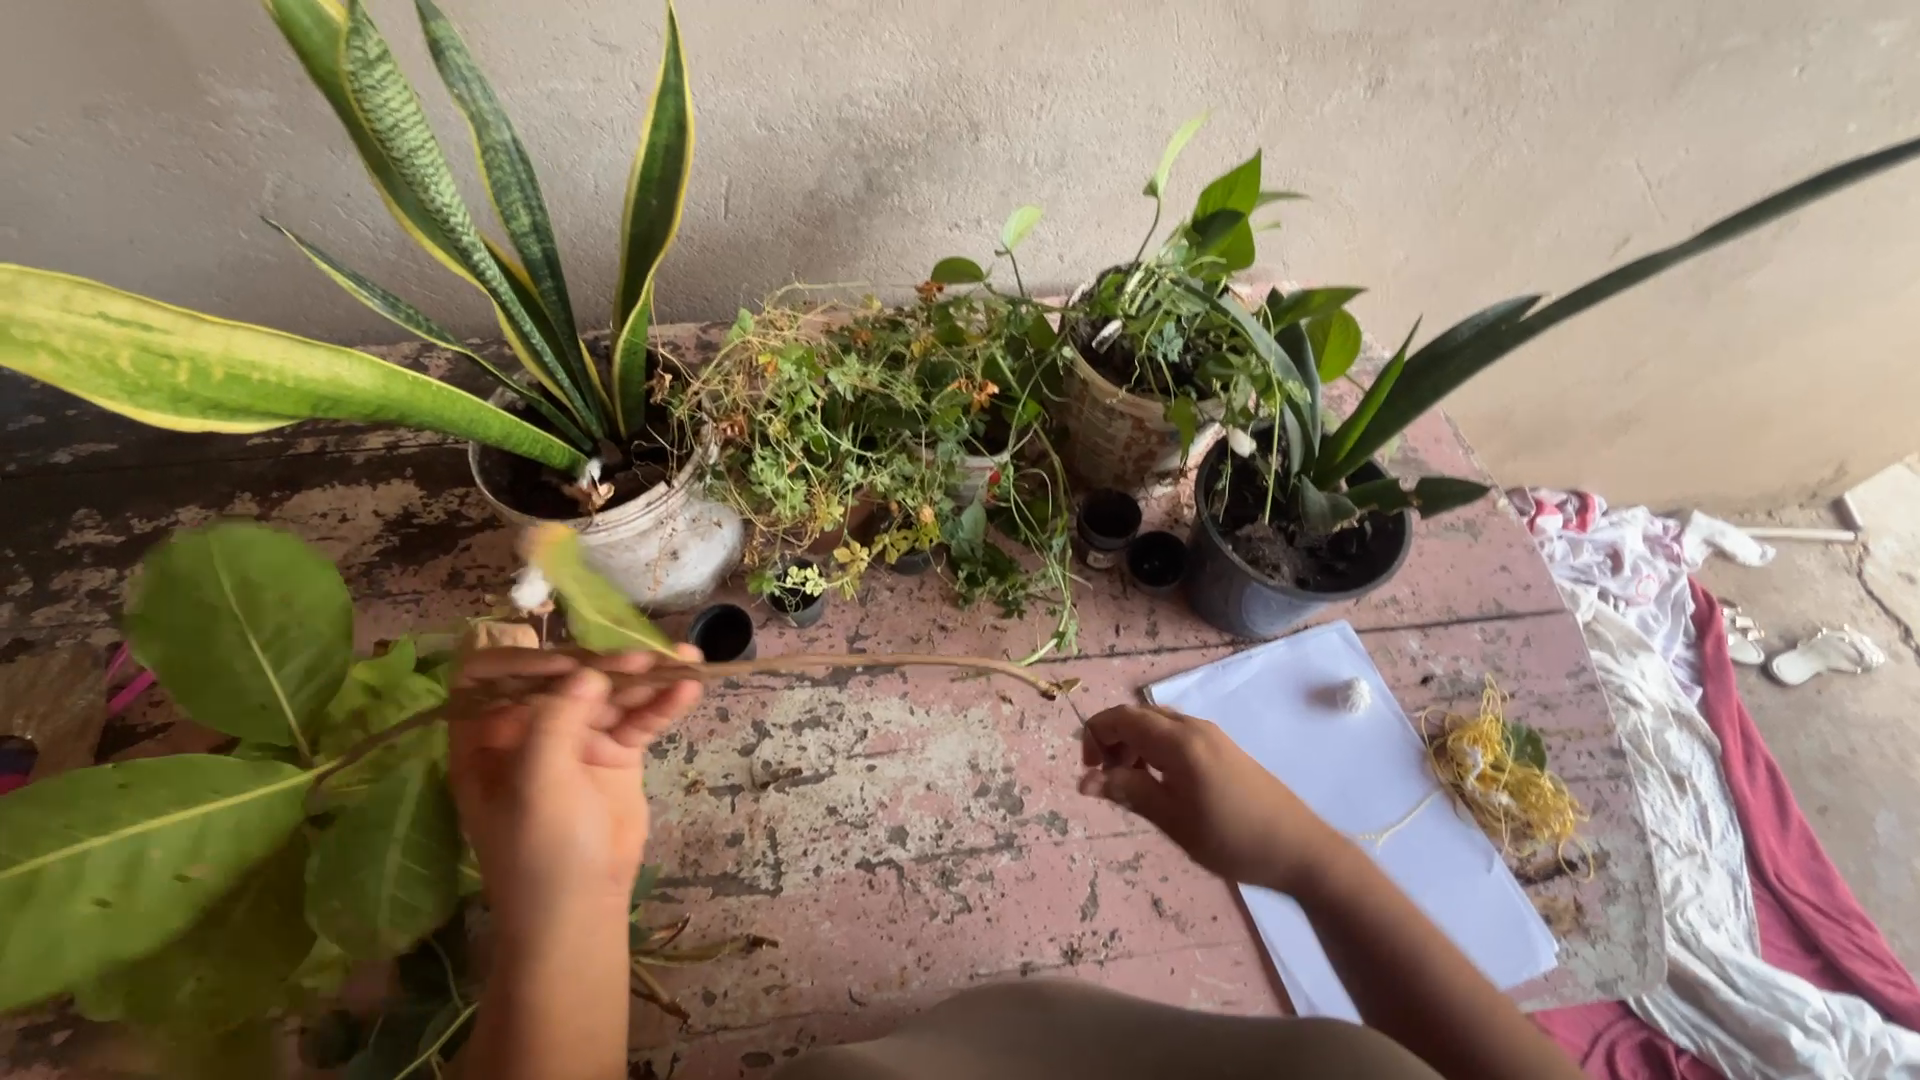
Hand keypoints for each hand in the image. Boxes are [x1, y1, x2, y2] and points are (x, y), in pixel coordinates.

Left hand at [447, 645, 702, 922]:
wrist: (581, 909)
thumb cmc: (540, 853)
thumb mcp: (537, 787)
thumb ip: (556, 724)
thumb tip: (587, 672)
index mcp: (488, 736)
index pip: (492, 677)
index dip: (526, 661)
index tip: (571, 666)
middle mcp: (530, 729)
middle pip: (567, 678)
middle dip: (607, 664)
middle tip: (647, 658)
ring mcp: (577, 739)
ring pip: (611, 694)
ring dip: (647, 677)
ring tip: (685, 661)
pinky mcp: (617, 752)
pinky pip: (639, 718)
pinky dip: (663, 704)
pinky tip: (688, 689)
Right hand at [1079, 704, 1349, 894]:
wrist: (1300, 850)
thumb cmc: (1231, 839)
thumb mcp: (1172, 820)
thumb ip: (1128, 792)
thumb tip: (1084, 781)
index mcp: (1179, 742)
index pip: (1121, 717)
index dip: (1095, 736)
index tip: (1090, 773)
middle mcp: (1194, 728)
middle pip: (1137, 716)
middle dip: (1113, 740)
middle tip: (1109, 780)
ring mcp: (1211, 736)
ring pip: (1157, 725)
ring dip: (1134, 746)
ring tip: (1134, 786)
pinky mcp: (1223, 749)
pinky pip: (1176, 735)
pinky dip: (1156, 750)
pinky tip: (1162, 784)